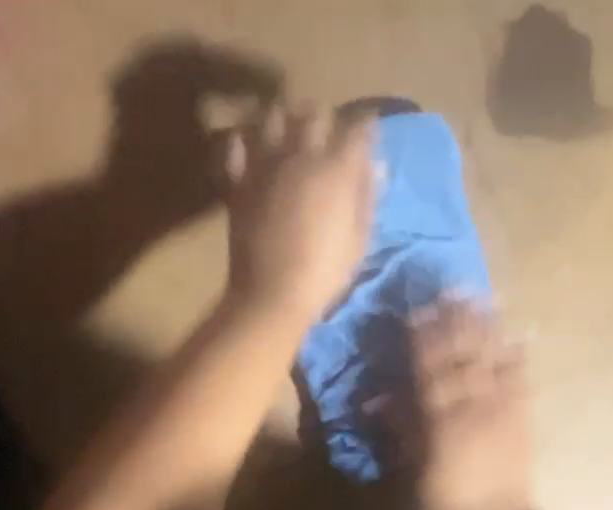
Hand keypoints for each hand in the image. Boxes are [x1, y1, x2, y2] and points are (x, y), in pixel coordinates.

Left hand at [222, 104, 376, 322]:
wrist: (271, 296)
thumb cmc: (323, 274)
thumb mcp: (359, 240)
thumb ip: (367, 197)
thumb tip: (376, 164)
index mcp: (339, 168)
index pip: (359, 125)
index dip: (365, 126)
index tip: (366, 133)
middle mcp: (302, 155)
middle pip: (315, 112)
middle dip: (323, 117)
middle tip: (324, 131)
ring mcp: (266, 165)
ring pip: (274, 116)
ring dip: (284, 118)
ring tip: (287, 131)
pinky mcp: (239, 182)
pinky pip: (236, 145)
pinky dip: (243, 140)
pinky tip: (250, 148)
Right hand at [409, 298, 535, 509]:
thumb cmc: (447, 498)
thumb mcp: (415, 468)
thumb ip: (401, 429)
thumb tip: (376, 399)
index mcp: (441, 419)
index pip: (429, 370)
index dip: (424, 339)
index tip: (418, 309)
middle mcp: (472, 406)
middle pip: (462, 356)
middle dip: (455, 321)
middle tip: (451, 287)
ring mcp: (501, 407)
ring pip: (491, 360)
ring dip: (485, 327)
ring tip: (480, 296)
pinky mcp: (522, 414)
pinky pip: (520, 378)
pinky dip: (519, 355)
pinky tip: (518, 332)